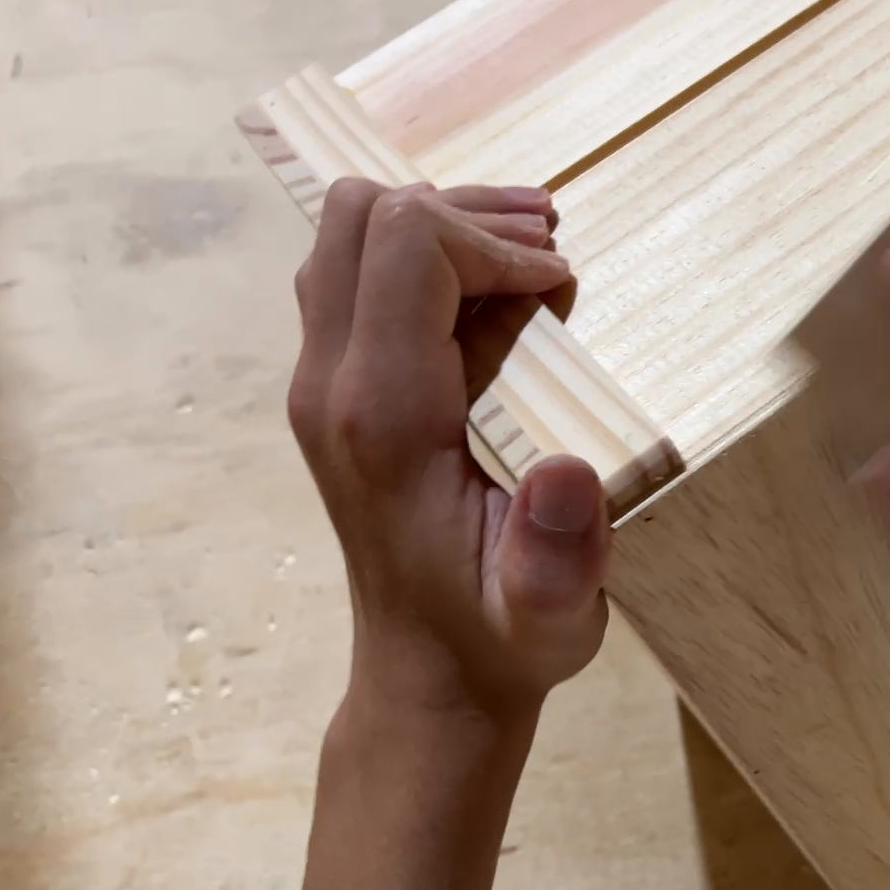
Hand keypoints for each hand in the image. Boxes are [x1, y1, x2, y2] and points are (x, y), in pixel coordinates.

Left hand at [289, 180, 612, 723]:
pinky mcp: (340, 397)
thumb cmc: (503, 641)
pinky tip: (495, 298)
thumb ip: (558, 558)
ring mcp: (324, 388)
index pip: (406, 249)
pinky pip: (360, 282)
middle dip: (467, 215)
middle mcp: (333, 385)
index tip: (565, 289)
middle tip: (552, 254)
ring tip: (532, 260)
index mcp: (384, 417)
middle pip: (362, 220)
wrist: (433, 674)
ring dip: (446, 230)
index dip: (494, 243)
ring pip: (351, 240)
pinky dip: (430, 264)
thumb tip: (566, 470)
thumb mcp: (551, 616)